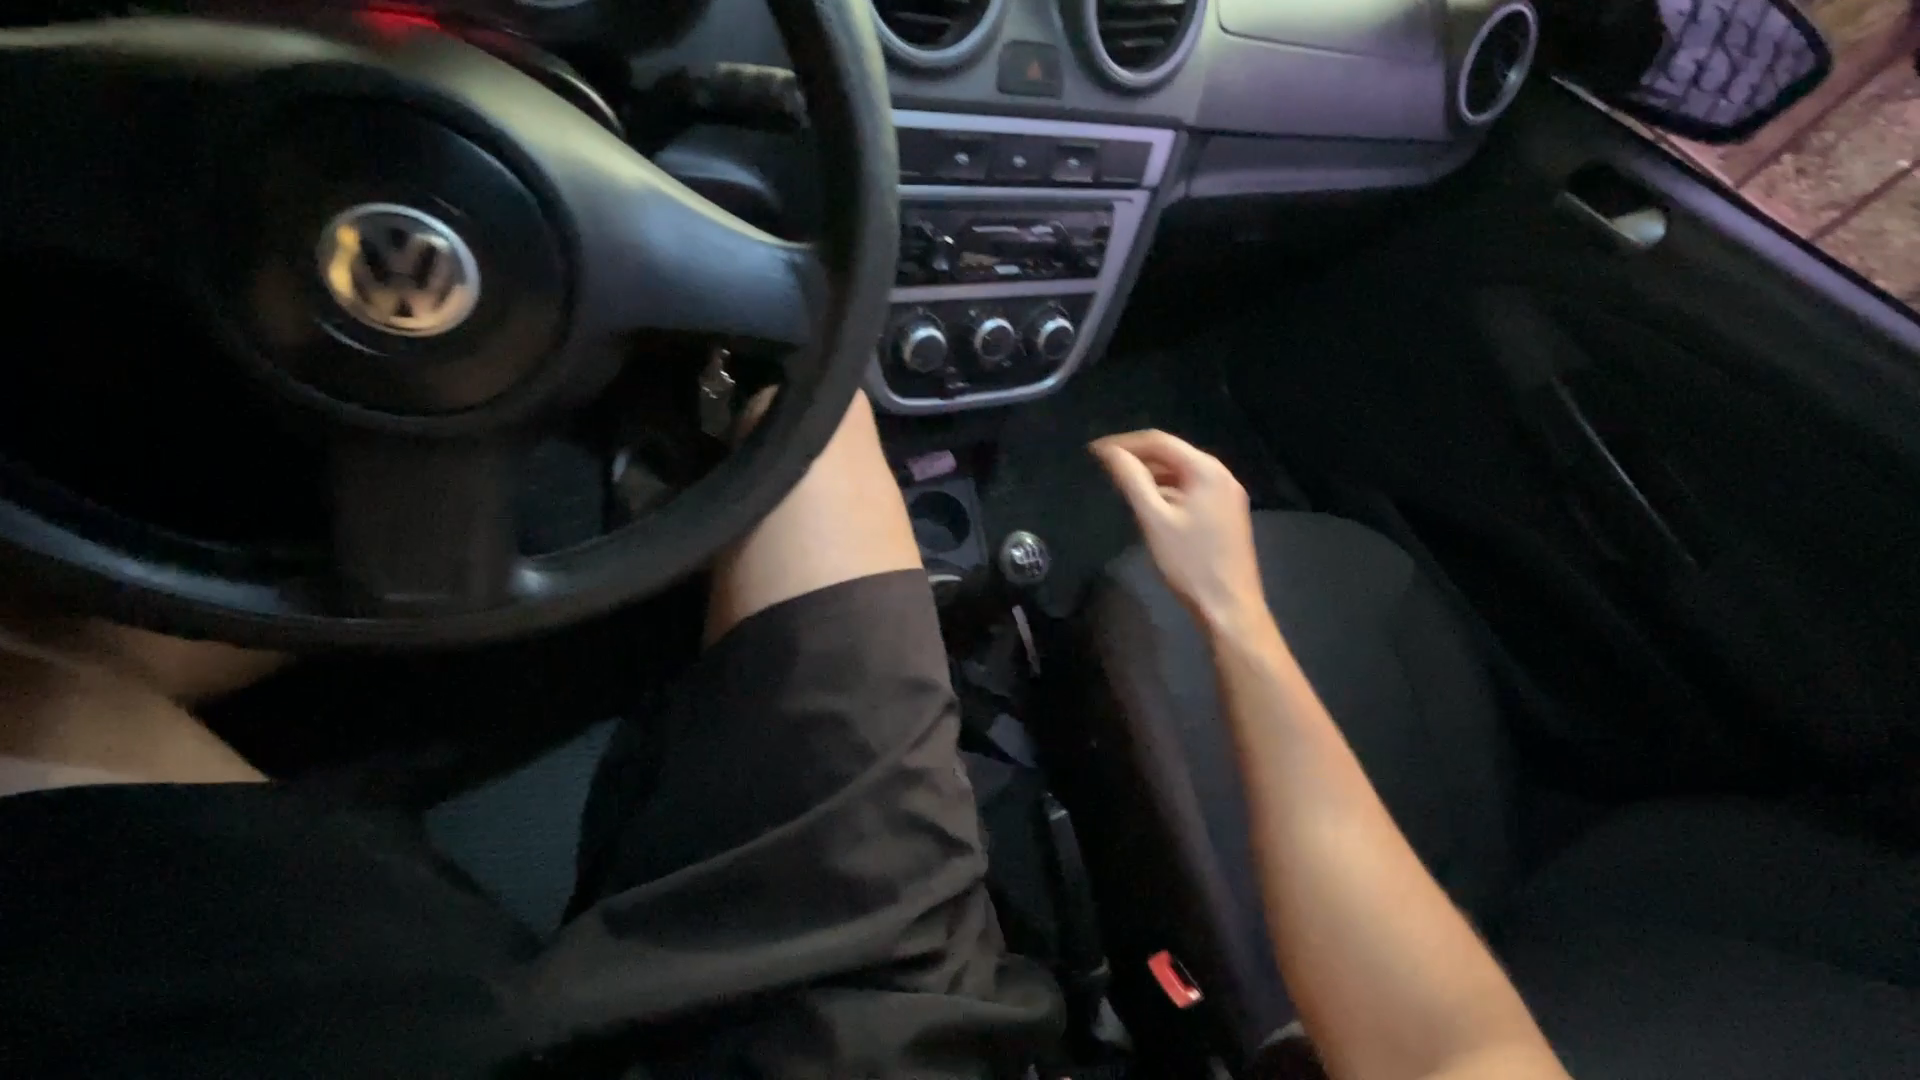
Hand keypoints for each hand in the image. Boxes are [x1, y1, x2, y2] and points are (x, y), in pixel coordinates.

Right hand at [1090, 430, 1267, 633]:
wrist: (1228, 606)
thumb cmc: (1189, 563)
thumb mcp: (1154, 519)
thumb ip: (1131, 480)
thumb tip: (1109, 452)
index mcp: (1206, 469)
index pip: (1159, 441)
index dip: (1124, 443)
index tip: (1094, 452)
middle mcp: (1221, 474)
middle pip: (1172, 454)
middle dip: (1137, 457)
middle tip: (1103, 467)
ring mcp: (1226, 494)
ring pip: (1181, 473)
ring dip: (1151, 475)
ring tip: (1119, 484)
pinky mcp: (1225, 513)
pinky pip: (1191, 489)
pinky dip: (1167, 491)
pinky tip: (1148, 504)